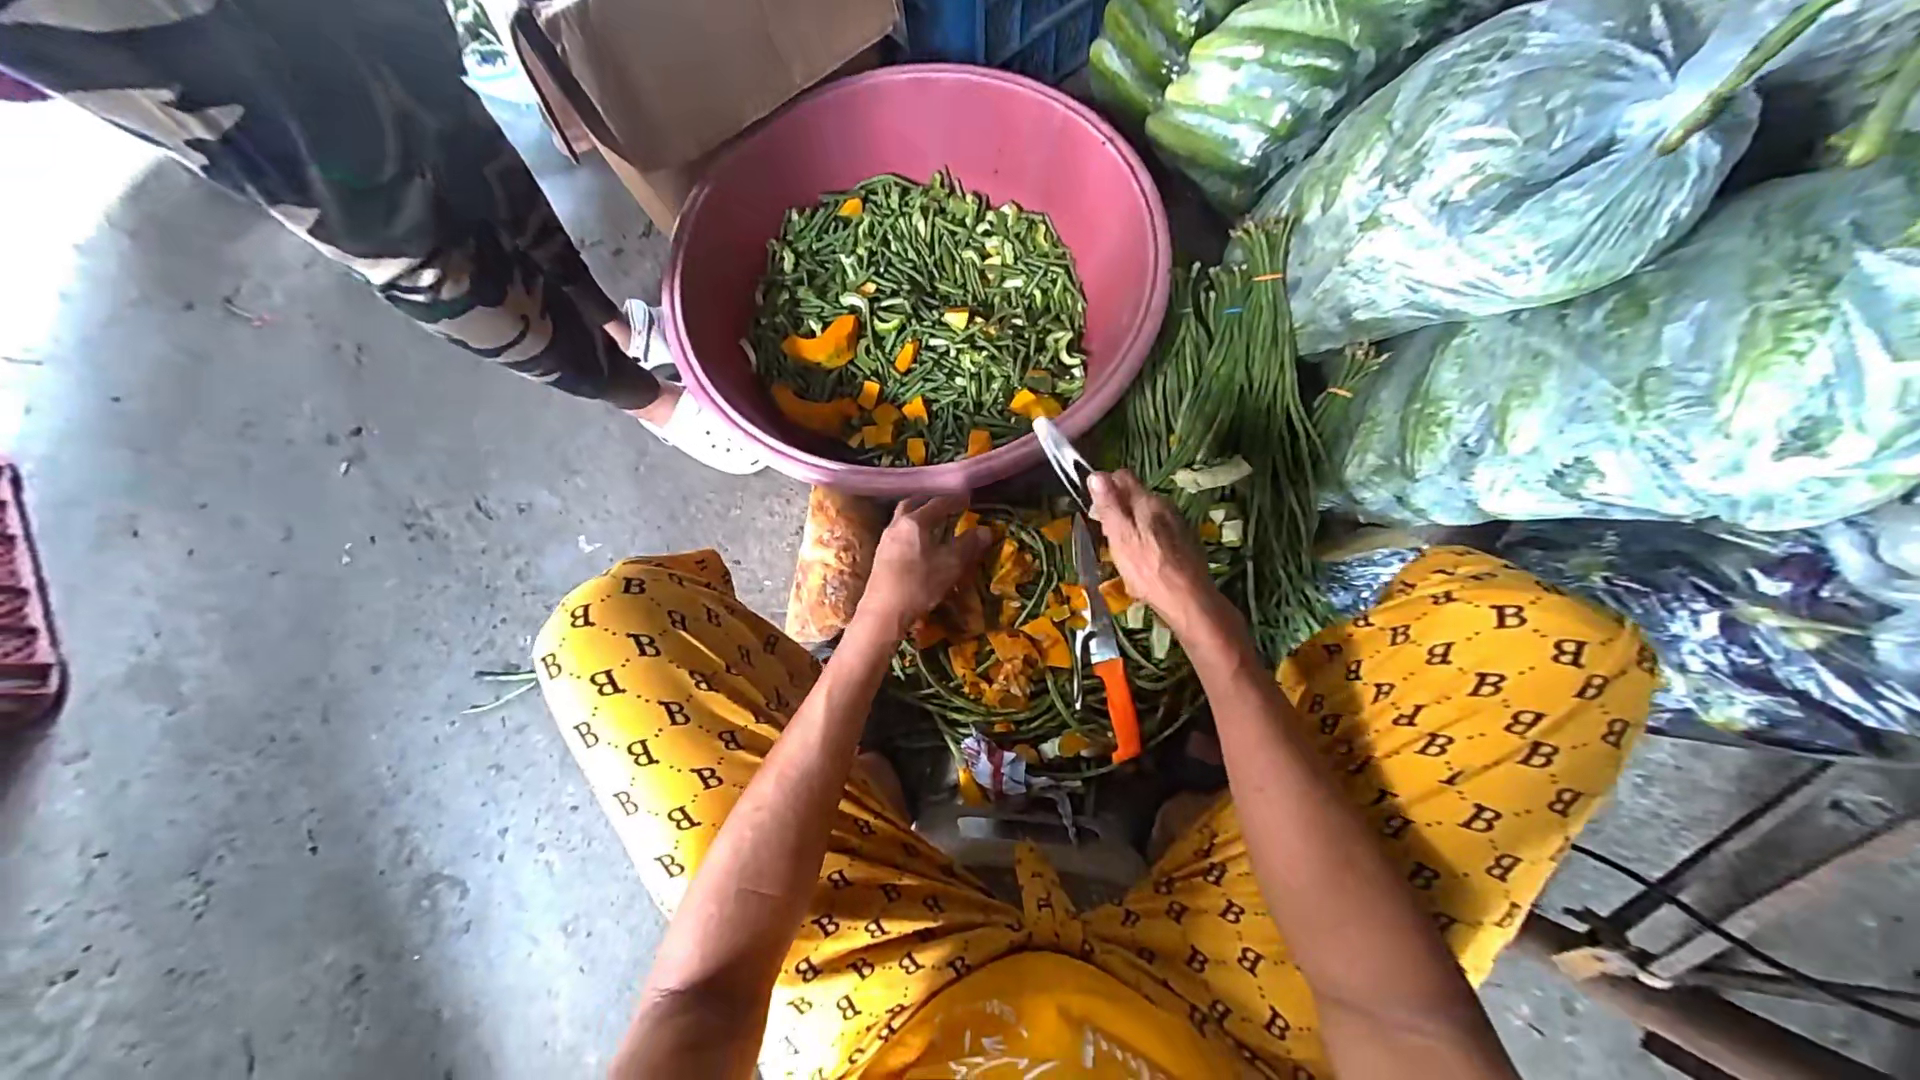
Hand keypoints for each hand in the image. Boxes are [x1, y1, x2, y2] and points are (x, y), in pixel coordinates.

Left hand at [857, 494, 993, 637]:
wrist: (883, 613)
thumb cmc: (919, 586)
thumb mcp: (950, 565)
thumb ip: (968, 545)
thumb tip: (986, 530)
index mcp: (915, 522)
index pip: (938, 503)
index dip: (955, 499)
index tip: (968, 498)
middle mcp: (897, 524)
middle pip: (914, 503)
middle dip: (931, 501)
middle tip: (947, 504)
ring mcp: (886, 539)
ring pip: (903, 517)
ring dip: (919, 514)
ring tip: (934, 521)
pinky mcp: (881, 555)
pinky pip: (899, 532)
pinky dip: (912, 529)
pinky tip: (919, 542)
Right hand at [1089, 470, 1217, 623]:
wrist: (1189, 599)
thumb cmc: (1147, 569)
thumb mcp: (1120, 536)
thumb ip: (1109, 505)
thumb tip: (1096, 475)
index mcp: (1147, 501)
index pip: (1122, 476)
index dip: (1104, 487)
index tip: (1096, 510)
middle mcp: (1165, 505)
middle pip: (1135, 496)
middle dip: (1117, 510)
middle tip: (1107, 536)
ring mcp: (1178, 523)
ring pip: (1147, 515)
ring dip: (1131, 526)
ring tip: (1124, 552)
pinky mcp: (1185, 541)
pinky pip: (1159, 531)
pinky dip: (1146, 539)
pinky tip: (1144, 561)